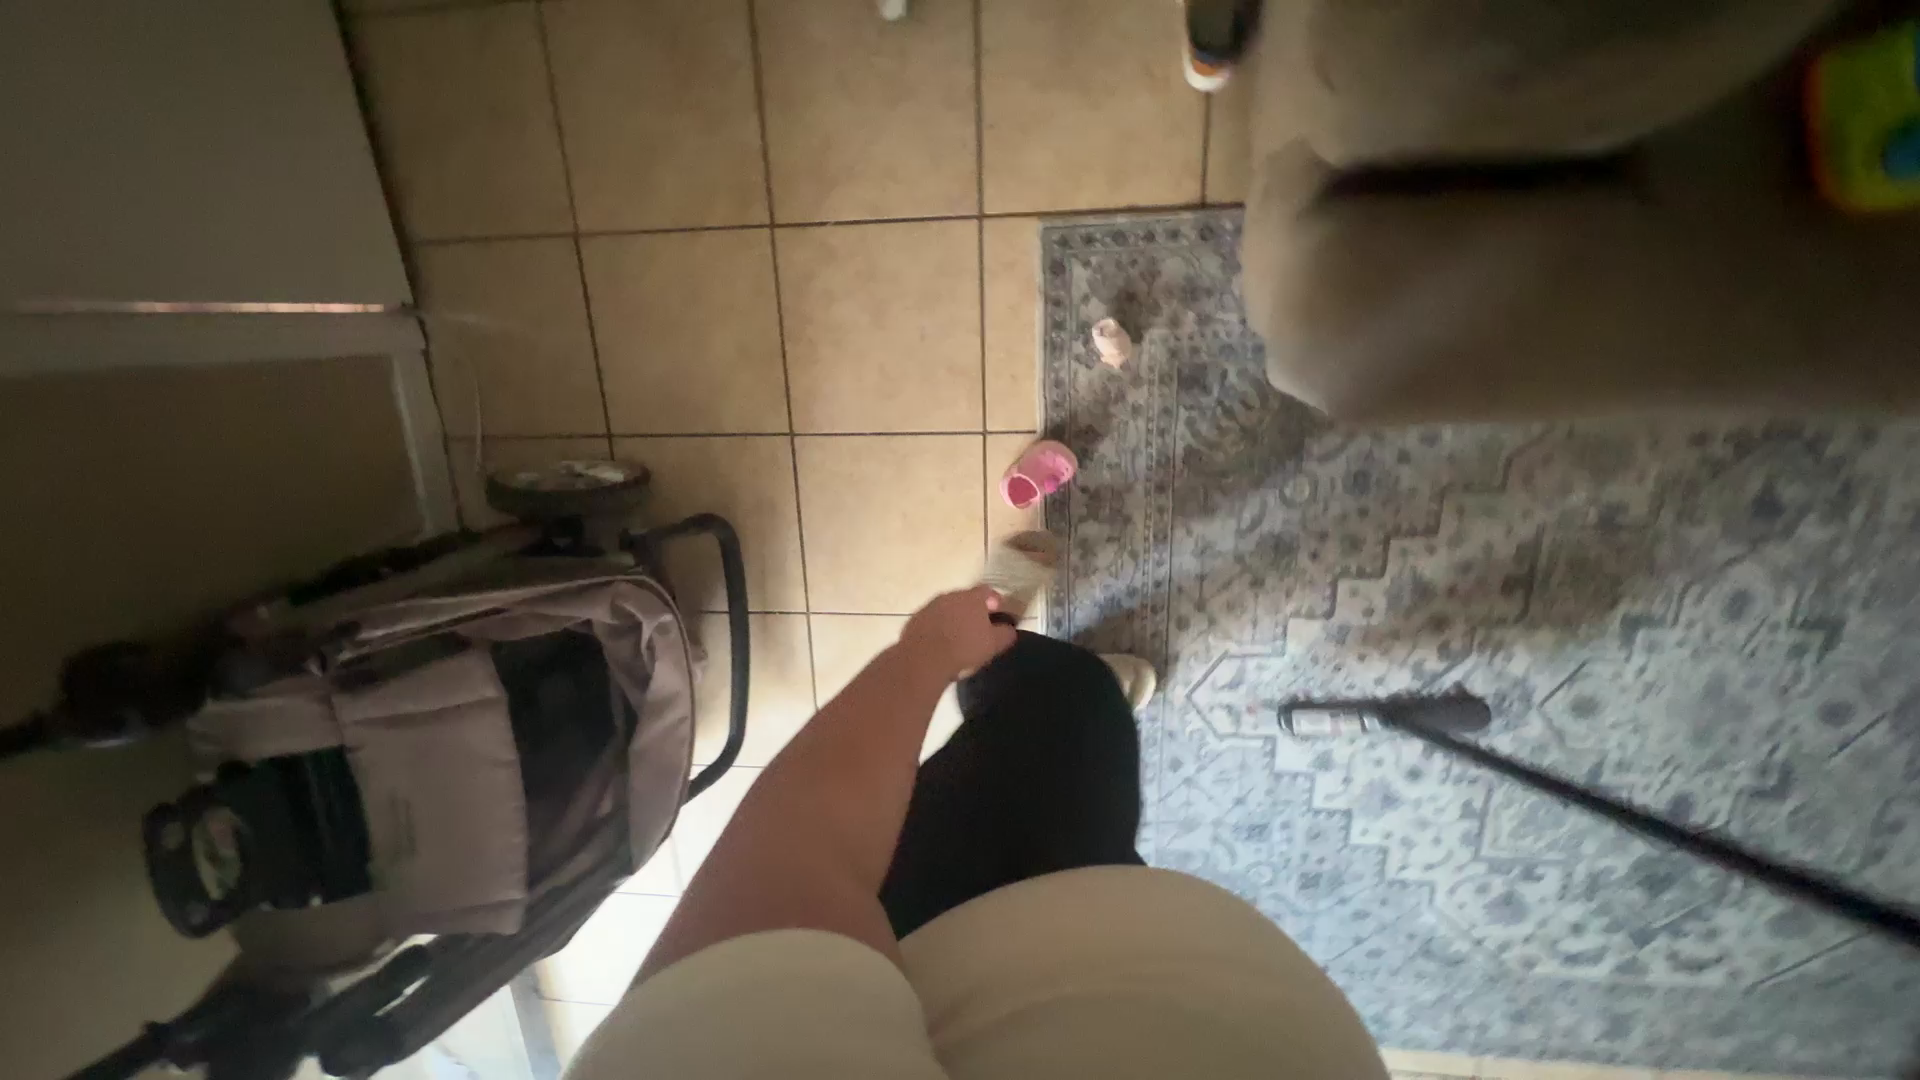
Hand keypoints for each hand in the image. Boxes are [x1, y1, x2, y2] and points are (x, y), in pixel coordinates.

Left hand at [898, 586, 1018, 682]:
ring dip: (954, 618)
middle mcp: (950, 595)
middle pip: (966, 598)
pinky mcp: (915, 619)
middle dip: (973, 610)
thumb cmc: (964, 650)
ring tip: (958, 638)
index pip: (988, 591)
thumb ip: (1005, 633)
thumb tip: (1009, 629)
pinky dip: (937, 627)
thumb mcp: (993, 644)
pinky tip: (939, 643)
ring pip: (947, 608)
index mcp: (972, 598)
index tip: (997, 616)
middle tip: (978, 629)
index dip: (995, 602)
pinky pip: (931, 619)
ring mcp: (930, 606)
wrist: (924, 660)